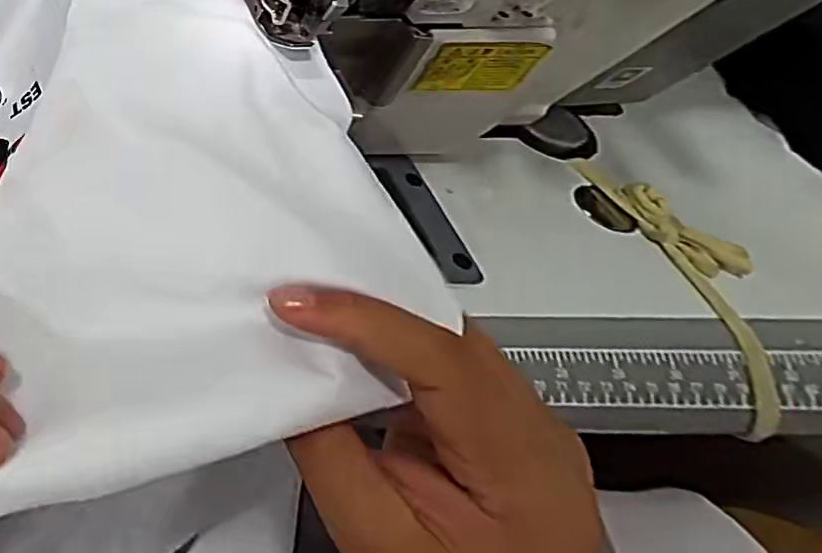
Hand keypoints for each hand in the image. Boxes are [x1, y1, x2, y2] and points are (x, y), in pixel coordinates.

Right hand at [269, 286, 603, 552]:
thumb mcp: (378, 533)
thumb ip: (326, 451)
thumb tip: (287, 372)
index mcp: (521, 461)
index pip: (440, 356)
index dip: (358, 317)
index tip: (291, 305)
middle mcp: (534, 426)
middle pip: (444, 329)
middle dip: (362, 300)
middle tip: (294, 293)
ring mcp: (521, 416)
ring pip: (440, 329)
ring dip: (371, 313)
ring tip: (310, 311)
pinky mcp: (494, 413)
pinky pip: (436, 349)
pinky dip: (384, 336)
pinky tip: (346, 340)